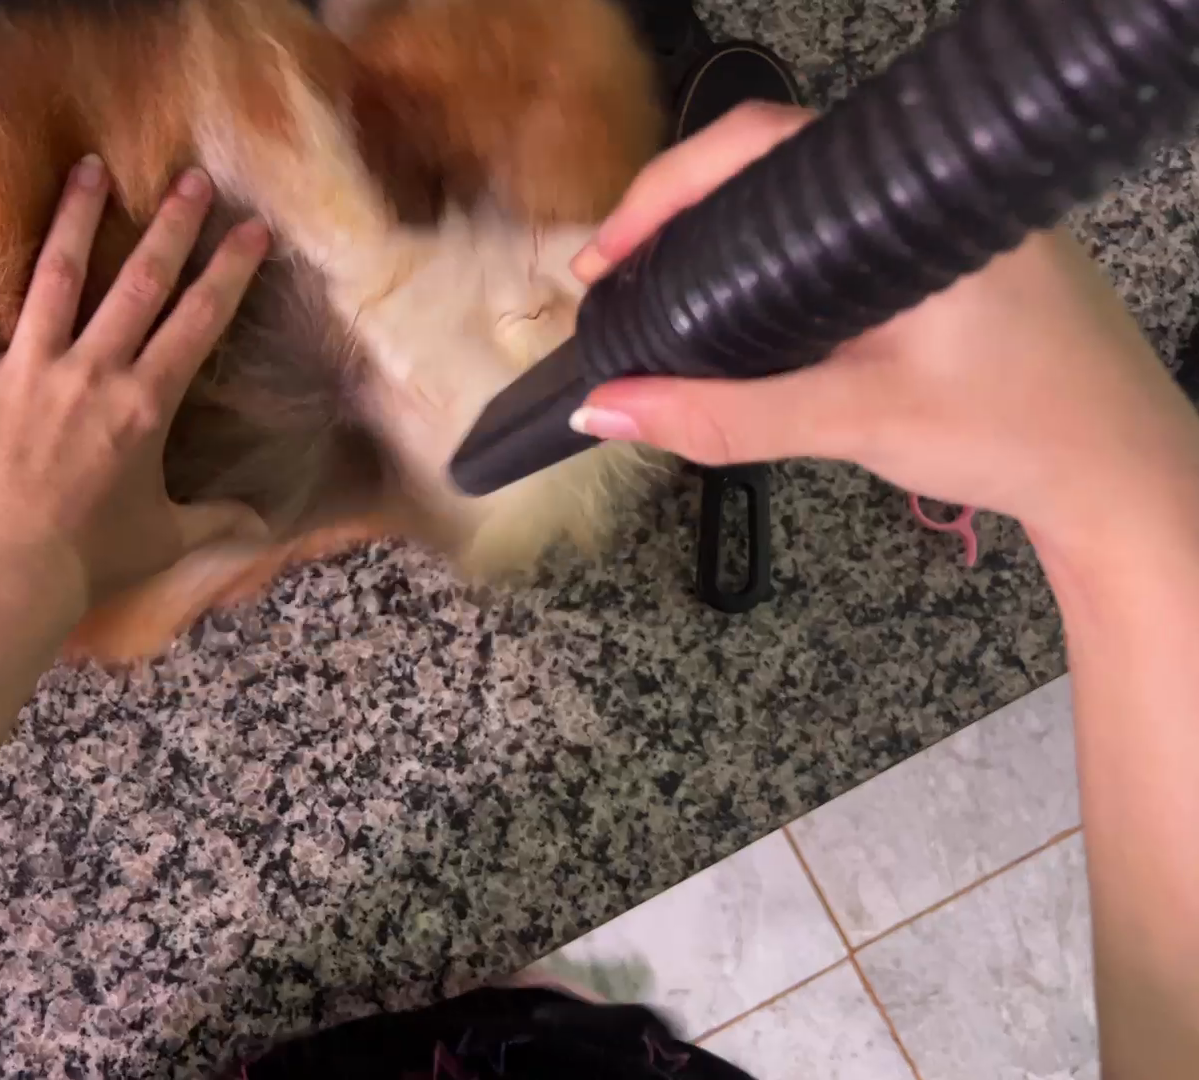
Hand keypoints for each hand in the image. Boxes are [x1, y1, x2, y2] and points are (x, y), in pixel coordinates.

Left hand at [0, 157, 271, 609]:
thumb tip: (267, 527)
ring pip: (54, 275)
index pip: (199, 322)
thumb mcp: (168, 538)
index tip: (250, 230)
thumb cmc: (92, 560)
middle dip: (171, 227)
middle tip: (192, 179)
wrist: (7, 580)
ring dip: (75, 217)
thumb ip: (220, 522)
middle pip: (138, 282)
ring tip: (91, 167)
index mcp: (144, 405)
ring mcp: (24, 369)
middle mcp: (90, 371)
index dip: (229, 272)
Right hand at [568, 102, 1198, 547]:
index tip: (600, 261)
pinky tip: (710, 309)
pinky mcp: (911, 261)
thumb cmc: (1009, 431)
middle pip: (755, 168)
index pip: (760, 144)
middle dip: (663, 219)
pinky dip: (737, 269)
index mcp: (914, 197)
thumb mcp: (851, 423)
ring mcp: (916, 225)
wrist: (1111, 468)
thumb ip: (720, 419)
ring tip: (640, 293)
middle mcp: (915, 192)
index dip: (661, 190)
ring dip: (695, 244)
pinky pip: (800, 242)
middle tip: (607, 282)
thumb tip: (600, 408)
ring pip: (775, 208)